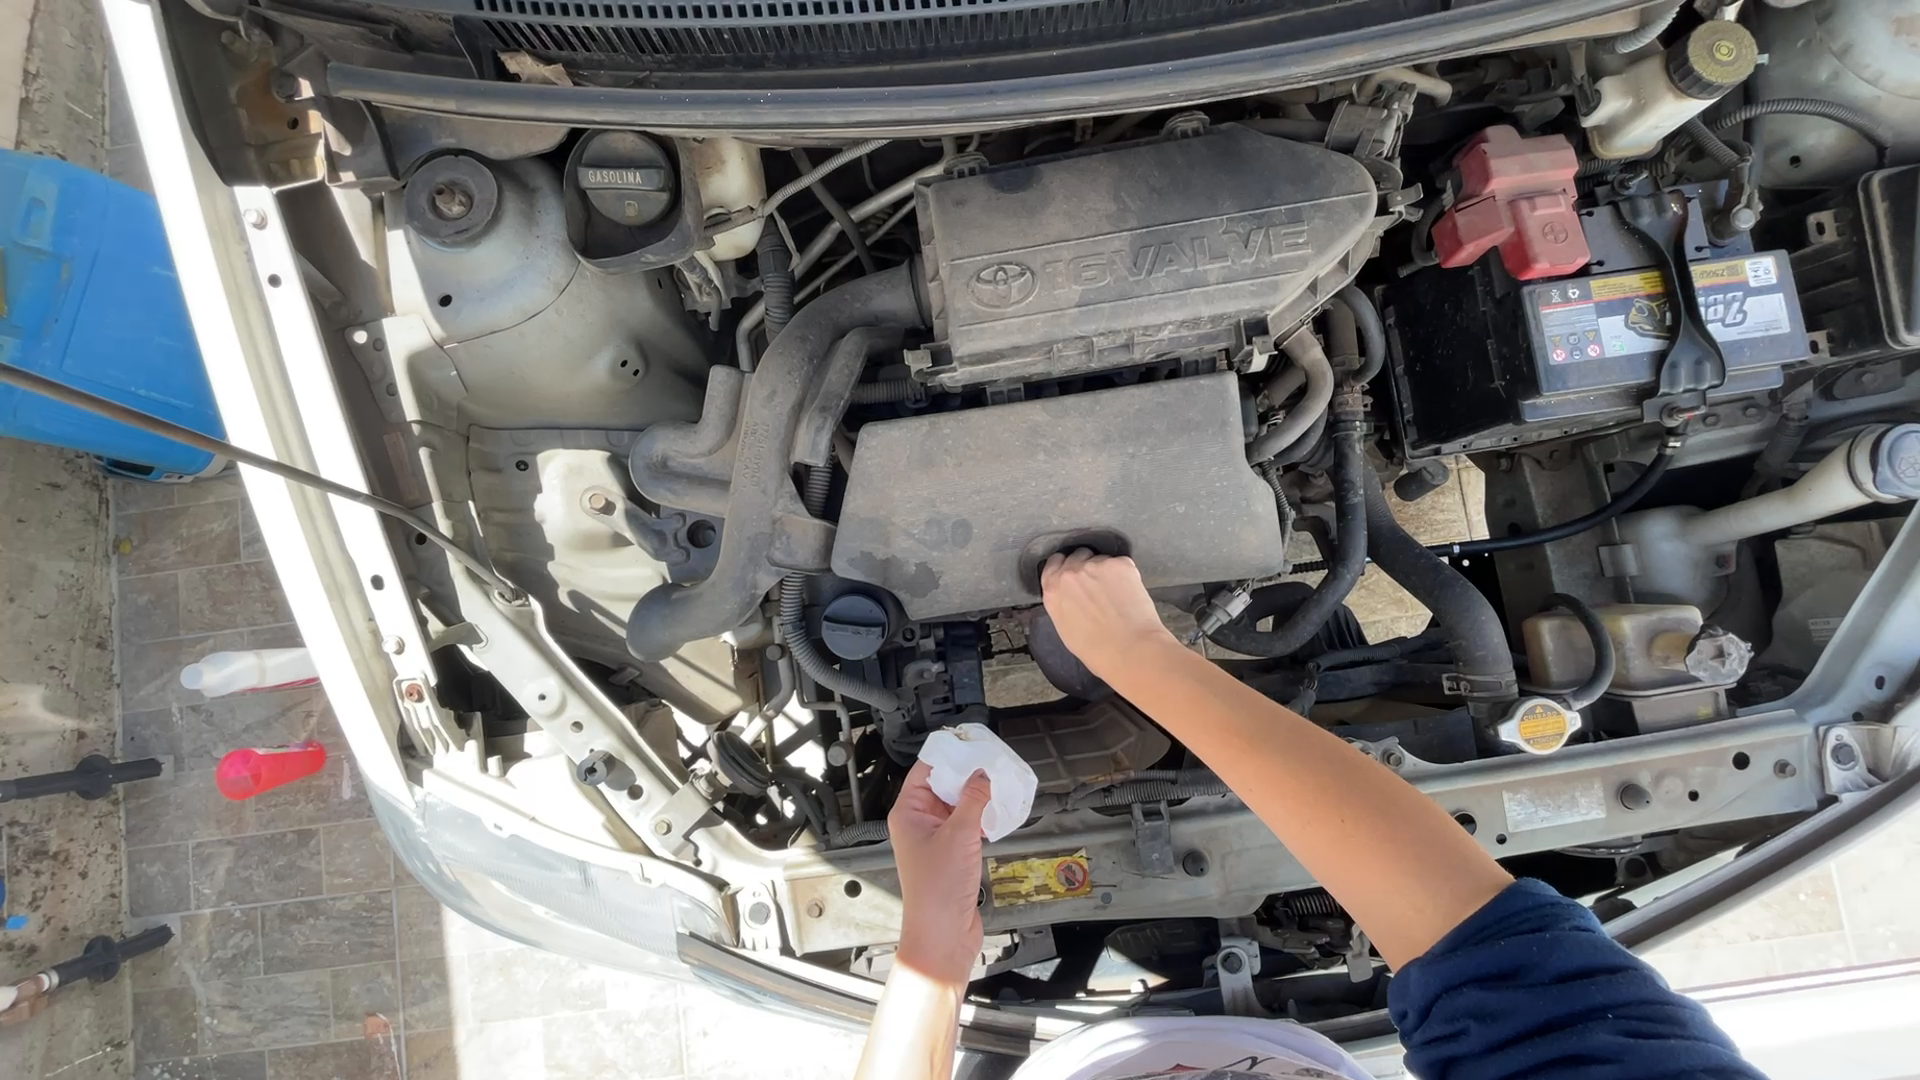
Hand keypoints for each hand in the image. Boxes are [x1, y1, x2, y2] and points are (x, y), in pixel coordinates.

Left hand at [888, 761, 989, 986]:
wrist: (942, 937)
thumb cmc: (939, 888)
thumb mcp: (959, 835)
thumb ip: (973, 800)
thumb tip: (982, 774)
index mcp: (908, 811)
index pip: (926, 770)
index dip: (948, 755)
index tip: (971, 743)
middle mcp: (918, 821)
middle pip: (943, 785)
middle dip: (967, 775)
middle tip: (993, 761)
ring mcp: (934, 838)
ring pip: (956, 805)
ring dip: (976, 797)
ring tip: (1000, 783)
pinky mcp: (950, 854)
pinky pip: (965, 825)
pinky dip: (980, 817)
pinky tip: (999, 812)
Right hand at [1040, 549, 1179, 679]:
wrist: (1129, 649)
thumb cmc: (1098, 649)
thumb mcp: (1064, 628)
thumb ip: (1062, 603)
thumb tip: (1070, 596)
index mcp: (1053, 590)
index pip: (1053, 563)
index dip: (1064, 566)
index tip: (1070, 570)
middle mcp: (1071, 572)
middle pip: (1077, 555)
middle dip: (1086, 566)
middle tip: (1097, 586)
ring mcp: (1096, 565)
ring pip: (1100, 558)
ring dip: (1106, 571)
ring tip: (1116, 594)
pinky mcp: (1120, 564)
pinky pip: (1121, 563)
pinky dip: (1125, 575)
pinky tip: (1128, 594)